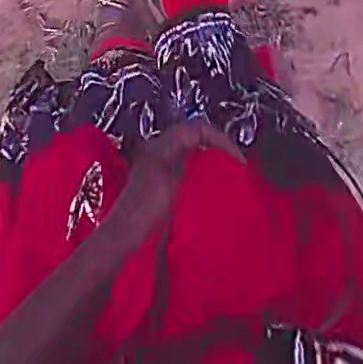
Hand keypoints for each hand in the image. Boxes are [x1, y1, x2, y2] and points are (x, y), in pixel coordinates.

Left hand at [112, 118, 242, 236]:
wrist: (123, 235)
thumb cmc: (148, 210)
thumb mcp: (174, 186)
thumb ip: (195, 167)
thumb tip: (222, 160)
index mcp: (163, 145)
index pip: (197, 128)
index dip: (221, 139)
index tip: (239, 162)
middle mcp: (159, 148)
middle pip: (194, 136)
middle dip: (218, 146)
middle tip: (238, 166)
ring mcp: (158, 164)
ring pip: (190, 150)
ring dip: (211, 158)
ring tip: (230, 176)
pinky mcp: (159, 181)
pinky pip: (185, 164)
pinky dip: (202, 170)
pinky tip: (211, 189)